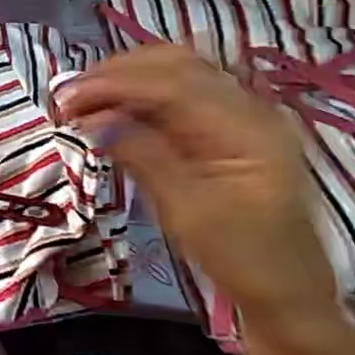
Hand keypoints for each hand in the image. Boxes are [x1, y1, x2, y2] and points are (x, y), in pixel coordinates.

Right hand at [55, 45, 340, 334]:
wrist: (287, 290)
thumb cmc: (242, 258)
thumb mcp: (188, 212)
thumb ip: (144, 156)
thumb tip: (94, 119)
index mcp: (249, 128)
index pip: (174, 85)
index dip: (115, 84)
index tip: (67, 98)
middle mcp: (250, 109)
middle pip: (177, 65)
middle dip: (117, 73)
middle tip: (68, 97)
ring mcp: (241, 115)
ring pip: (177, 72)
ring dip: (127, 78)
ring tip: (83, 99)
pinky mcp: (226, 128)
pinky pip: (179, 94)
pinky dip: (140, 94)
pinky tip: (111, 109)